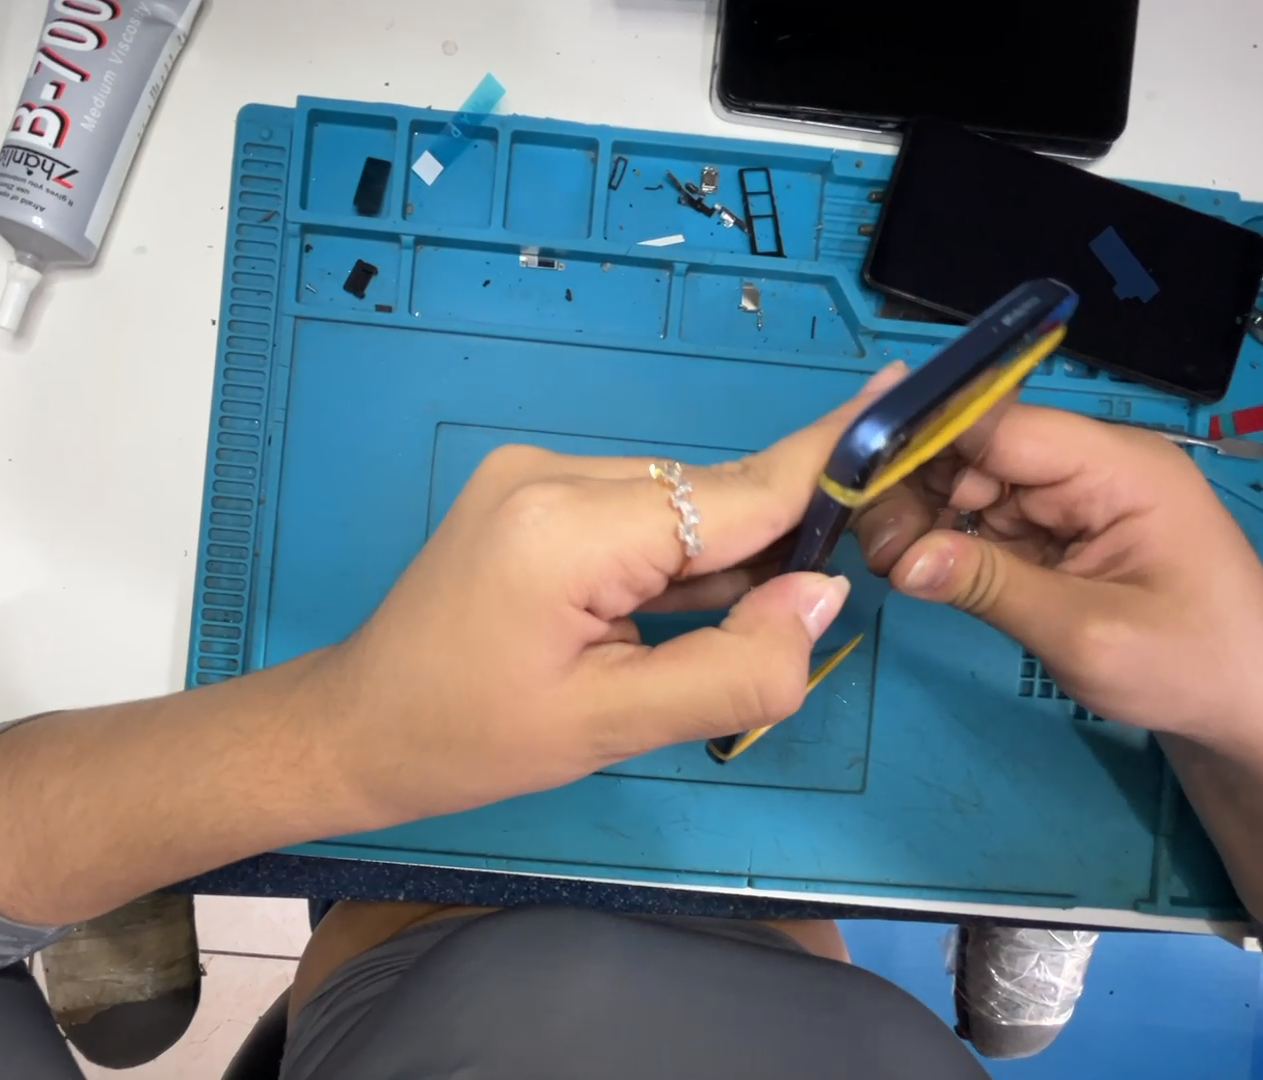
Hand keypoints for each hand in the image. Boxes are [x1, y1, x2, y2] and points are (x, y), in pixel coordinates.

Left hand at [307, 367, 908, 824]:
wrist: (360, 723)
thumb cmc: (469, 739)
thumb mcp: (611, 727)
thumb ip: (732, 668)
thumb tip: (820, 598)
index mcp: (568, 525)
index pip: (732, 493)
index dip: (823, 468)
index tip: (902, 406)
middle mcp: (550, 472)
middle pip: (704, 498)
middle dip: (753, 554)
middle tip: (768, 630)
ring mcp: (531, 473)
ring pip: (670, 505)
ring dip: (703, 562)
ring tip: (676, 637)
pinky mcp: (525, 491)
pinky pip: (628, 511)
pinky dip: (661, 556)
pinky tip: (648, 610)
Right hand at [854, 406, 1262, 741]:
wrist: (1244, 715)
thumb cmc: (1191, 669)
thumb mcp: (1087, 635)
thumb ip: (991, 588)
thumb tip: (900, 560)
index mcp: (1116, 468)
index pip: (999, 426)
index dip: (924, 441)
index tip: (856, 478)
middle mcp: (1085, 468)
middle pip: (971, 451)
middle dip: (912, 489)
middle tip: (877, 550)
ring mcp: (1063, 499)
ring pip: (962, 483)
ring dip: (917, 517)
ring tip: (888, 563)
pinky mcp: (1045, 530)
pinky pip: (973, 518)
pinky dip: (936, 538)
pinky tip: (909, 564)